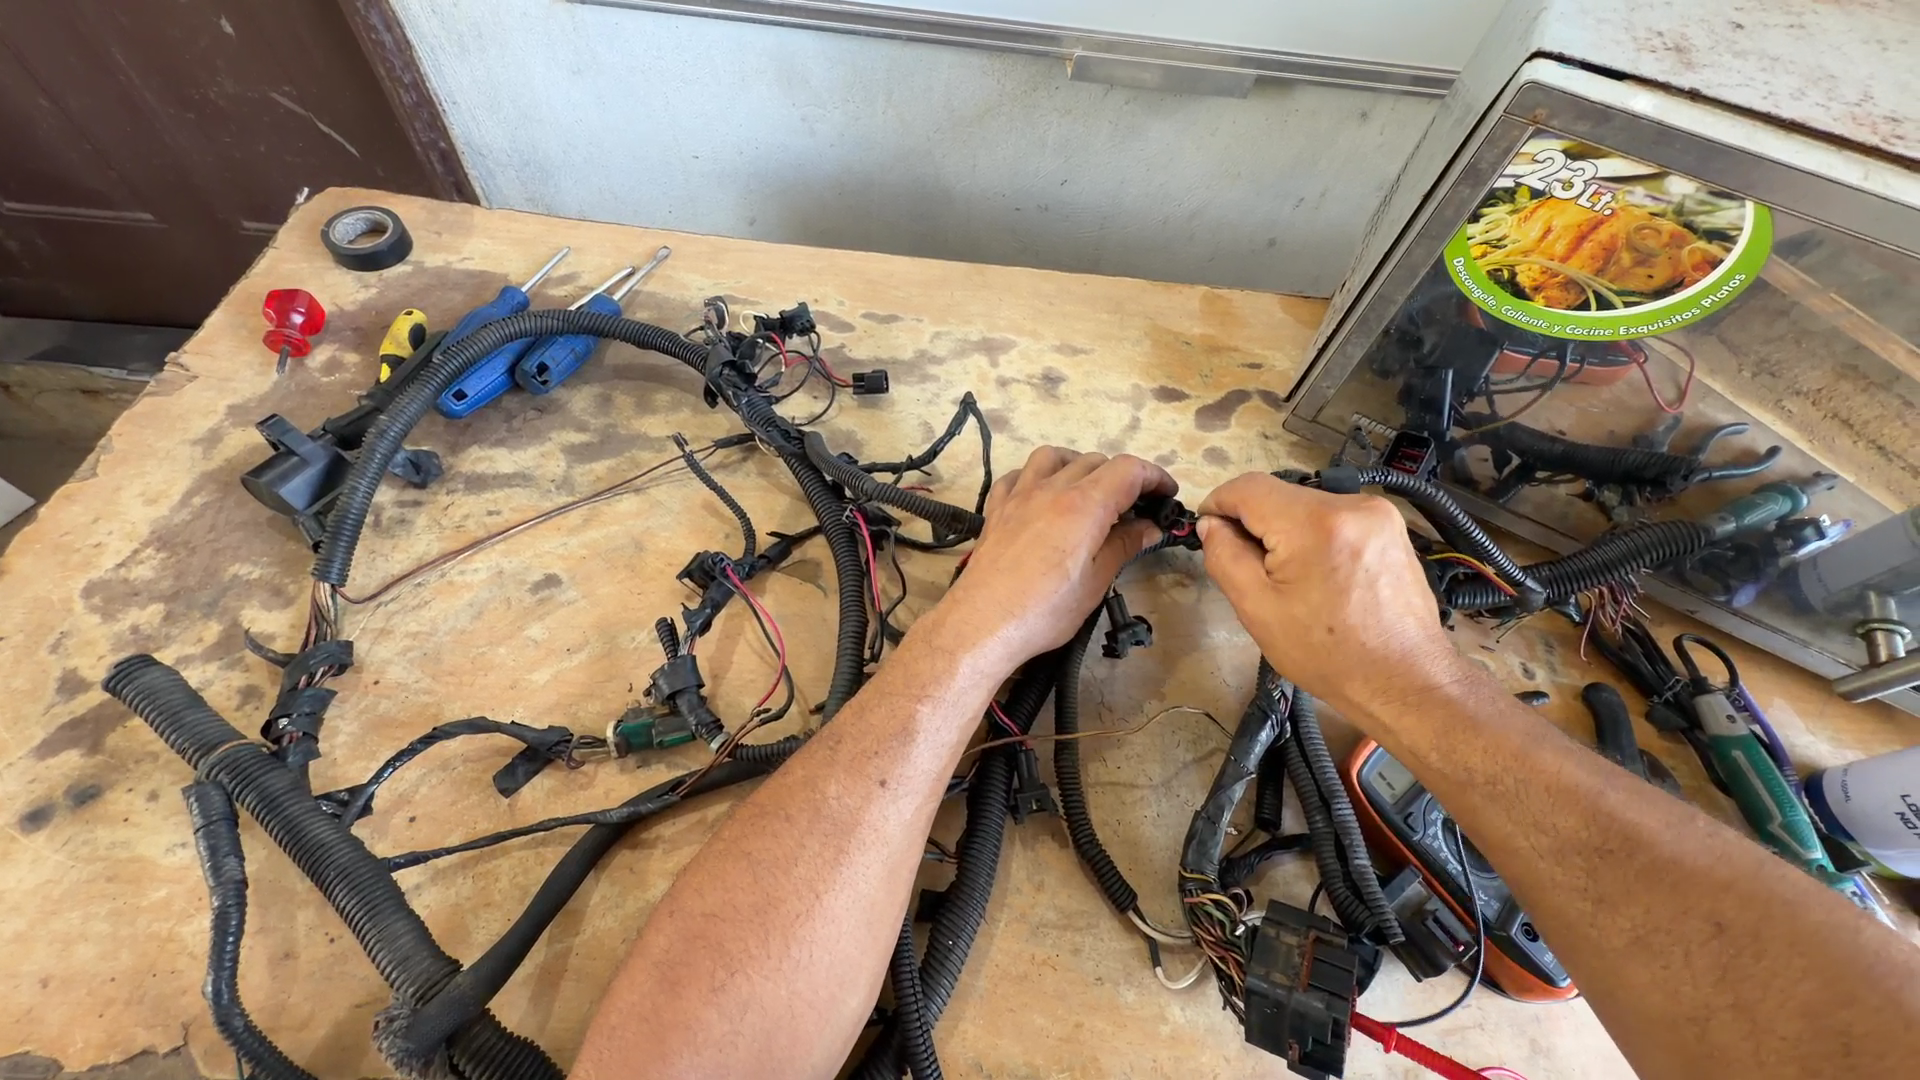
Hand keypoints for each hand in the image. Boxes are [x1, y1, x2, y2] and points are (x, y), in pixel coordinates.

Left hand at [928, 447, 1175, 672]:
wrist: (985, 622)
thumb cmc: (1046, 609)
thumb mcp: (1096, 581)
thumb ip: (1124, 545)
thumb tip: (1149, 526)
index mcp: (1084, 505)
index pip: (1128, 470)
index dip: (1154, 476)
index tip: (1166, 494)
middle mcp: (1051, 489)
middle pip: (1094, 460)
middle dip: (1122, 476)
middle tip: (1134, 506)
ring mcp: (1018, 496)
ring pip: (1052, 457)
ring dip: (1077, 465)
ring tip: (1088, 490)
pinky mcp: (995, 510)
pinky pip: (1016, 476)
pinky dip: (1035, 477)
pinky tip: (1041, 495)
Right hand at [1196, 473, 1466, 718]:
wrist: (1405, 680)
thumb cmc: (1326, 653)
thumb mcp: (1257, 609)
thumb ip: (1224, 556)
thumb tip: (1211, 523)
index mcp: (1314, 523)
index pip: (1247, 487)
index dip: (1218, 505)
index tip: (1209, 534)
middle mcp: (1351, 504)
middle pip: (1277, 495)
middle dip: (1253, 525)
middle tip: (1250, 571)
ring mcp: (1377, 513)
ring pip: (1304, 505)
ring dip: (1283, 531)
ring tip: (1289, 579)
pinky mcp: (1389, 526)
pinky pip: (1332, 517)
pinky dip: (1312, 536)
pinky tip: (1318, 575)